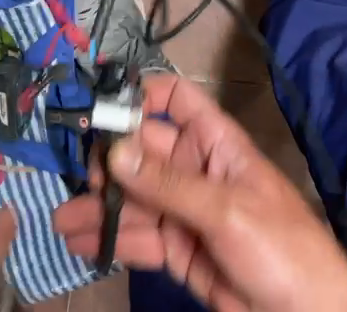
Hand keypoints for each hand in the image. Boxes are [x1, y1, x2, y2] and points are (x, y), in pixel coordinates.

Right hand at [53, 75, 346, 311]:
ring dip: (98, 207)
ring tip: (62, 219)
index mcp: (214, 143)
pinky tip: (81, 243)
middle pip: (141, 150)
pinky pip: (137, 237)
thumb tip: (114, 150)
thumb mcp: (225, 210)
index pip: (174, 99)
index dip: (140, 96)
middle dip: (105, 160)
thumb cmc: (283, 249)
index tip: (101, 108)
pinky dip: (109, 240)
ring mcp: (184, 212)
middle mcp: (194, 170)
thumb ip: (167, 184)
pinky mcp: (178, 251)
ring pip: (133, 198)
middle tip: (75, 176)